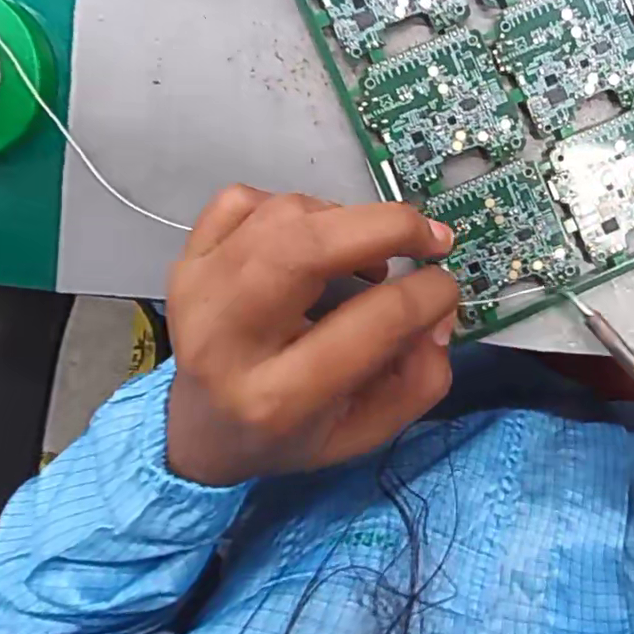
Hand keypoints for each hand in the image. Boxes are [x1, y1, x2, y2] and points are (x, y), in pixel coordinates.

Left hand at [164, 185, 460, 486]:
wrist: (201, 428)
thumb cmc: (289, 433)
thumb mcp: (365, 431)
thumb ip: (418, 378)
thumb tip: (439, 307)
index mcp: (276, 398)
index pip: (369, 325)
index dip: (427, 294)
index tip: (447, 285)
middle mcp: (226, 338)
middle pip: (307, 248)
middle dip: (387, 226)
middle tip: (428, 237)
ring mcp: (197, 289)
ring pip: (283, 215)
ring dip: (344, 220)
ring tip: (363, 254)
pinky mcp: (186, 259)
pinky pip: (242, 200)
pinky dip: (290, 207)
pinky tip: (307, 240)